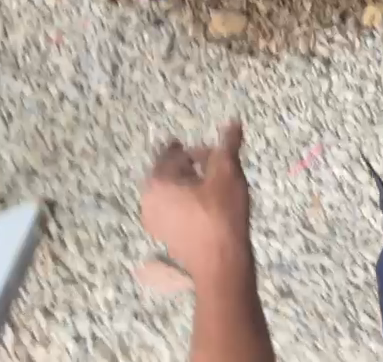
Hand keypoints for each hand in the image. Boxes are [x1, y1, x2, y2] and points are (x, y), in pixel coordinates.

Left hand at [141, 120, 253, 284]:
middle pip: (169, 172)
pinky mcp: (165, 236)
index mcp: (158, 182)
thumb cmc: (221, 212)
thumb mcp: (228, 171)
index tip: (210, 149)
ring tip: (213, 182)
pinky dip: (188, 200)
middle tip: (215, 163)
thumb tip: (233, 121)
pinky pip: (173, 208)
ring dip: (190, 183)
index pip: (171, 153)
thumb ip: (227, 144)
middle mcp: (149, 201)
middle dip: (191, 165)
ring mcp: (154, 222)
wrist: (220, 262)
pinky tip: (208, 203)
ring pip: (171, 192)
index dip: (192, 148)